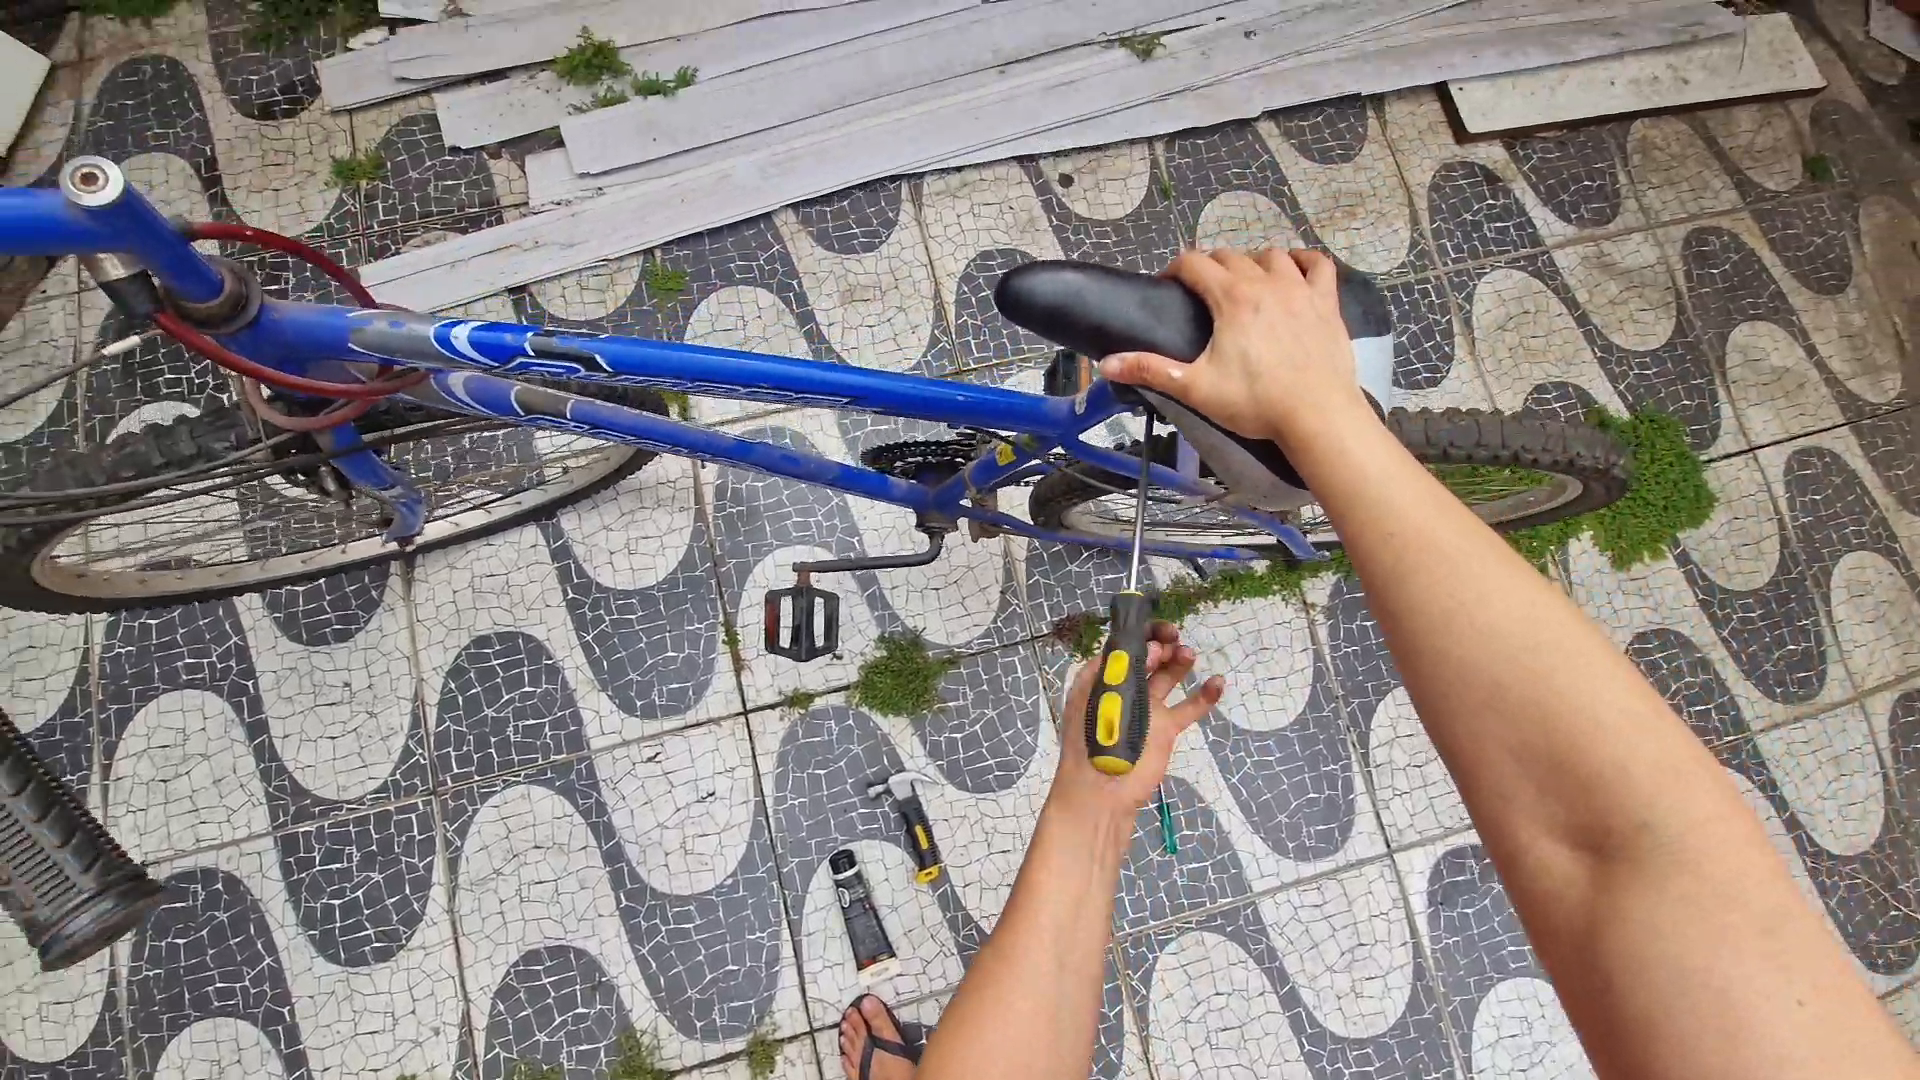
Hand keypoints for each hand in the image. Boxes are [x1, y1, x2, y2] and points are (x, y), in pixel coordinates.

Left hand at [1052, 622, 1223, 838]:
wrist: (1104, 791)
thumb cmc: (1094, 738)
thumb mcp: (1101, 696)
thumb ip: (1124, 669)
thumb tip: (1152, 648)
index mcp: (1100, 678)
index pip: (1122, 647)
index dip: (1141, 635)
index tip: (1160, 630)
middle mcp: (1124, 689)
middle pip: (1147, 658)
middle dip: (1162, 645)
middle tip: (1175, 640)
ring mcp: (1147, 709)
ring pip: (1168, 677)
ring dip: (1179, 662)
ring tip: (1189, 655)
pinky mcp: (1166, 729)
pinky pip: (1189, 707)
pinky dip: (1205, 695)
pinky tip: (1217, 682)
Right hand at [1097, 248, 1377, 449]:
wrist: (1316, 415)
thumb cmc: (1253, 402)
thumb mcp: (1195, 388)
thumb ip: (1150, 370)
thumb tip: (1106, 364)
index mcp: (1231, 297)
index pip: (1194, 263)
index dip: (1175, 269)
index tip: (1167, 287)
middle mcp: (1266, 281)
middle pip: (1230, 255)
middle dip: (1209, 267)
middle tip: (1199, 293)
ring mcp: (1301, 288)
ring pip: (1272, 255)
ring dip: (1252, 262)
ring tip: (1243, 283)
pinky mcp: (1327, 302)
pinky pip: (1317, 264)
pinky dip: (1302, 261)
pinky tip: (1293, 271)